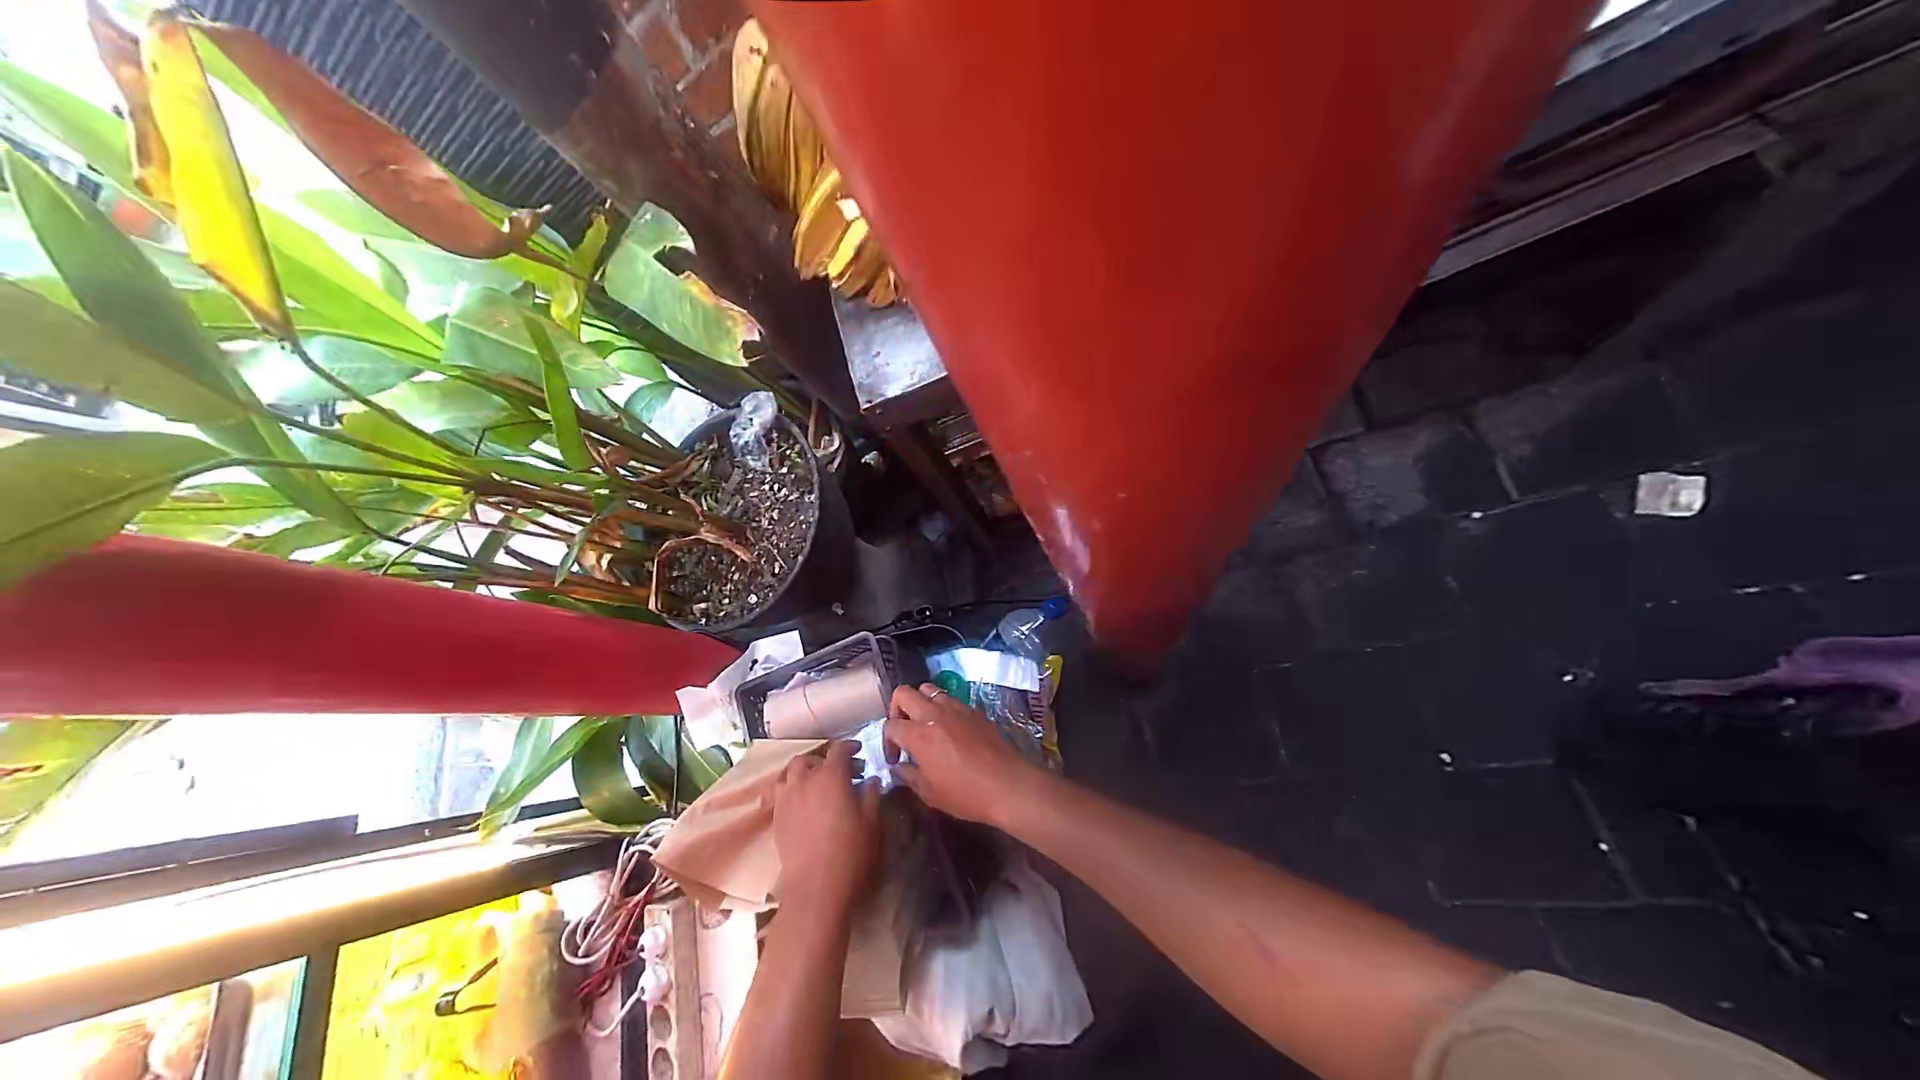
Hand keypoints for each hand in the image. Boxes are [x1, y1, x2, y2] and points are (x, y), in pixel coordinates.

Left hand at [772, 740, 879, 915]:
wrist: (815, 888)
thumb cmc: (850, 854)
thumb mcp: (872, 823)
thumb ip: (872, 795)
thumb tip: (871, 780)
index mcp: (831, 777)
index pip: (839, 750)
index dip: (850, 747)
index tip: (859, 752)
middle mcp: (805, 781)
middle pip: (811, 758)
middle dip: (827, 760)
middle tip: (843, 773)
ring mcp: (786, 798)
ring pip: (790, 772)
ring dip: (804, 771)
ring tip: (816, 783)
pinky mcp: (776, 817)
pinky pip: (779, 792)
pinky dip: (790, 788)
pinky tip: (800, 801)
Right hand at [885, 684, 1046, 827]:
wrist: (1008, 784)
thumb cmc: (965, 794)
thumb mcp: (929, 792)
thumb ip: (909, 776)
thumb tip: (899, 767)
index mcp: (918, 734)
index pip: (890, 725)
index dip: (887, 741)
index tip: (896, 758)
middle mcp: (934, 714)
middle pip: (904, 693)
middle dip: (897, 708)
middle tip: (904, 730)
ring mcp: (956, 708)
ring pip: (929, 689)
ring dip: (921, 702)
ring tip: (926, 724)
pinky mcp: (973, 710)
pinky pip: (950, 698)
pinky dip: (942, 707)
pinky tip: (949, 728)